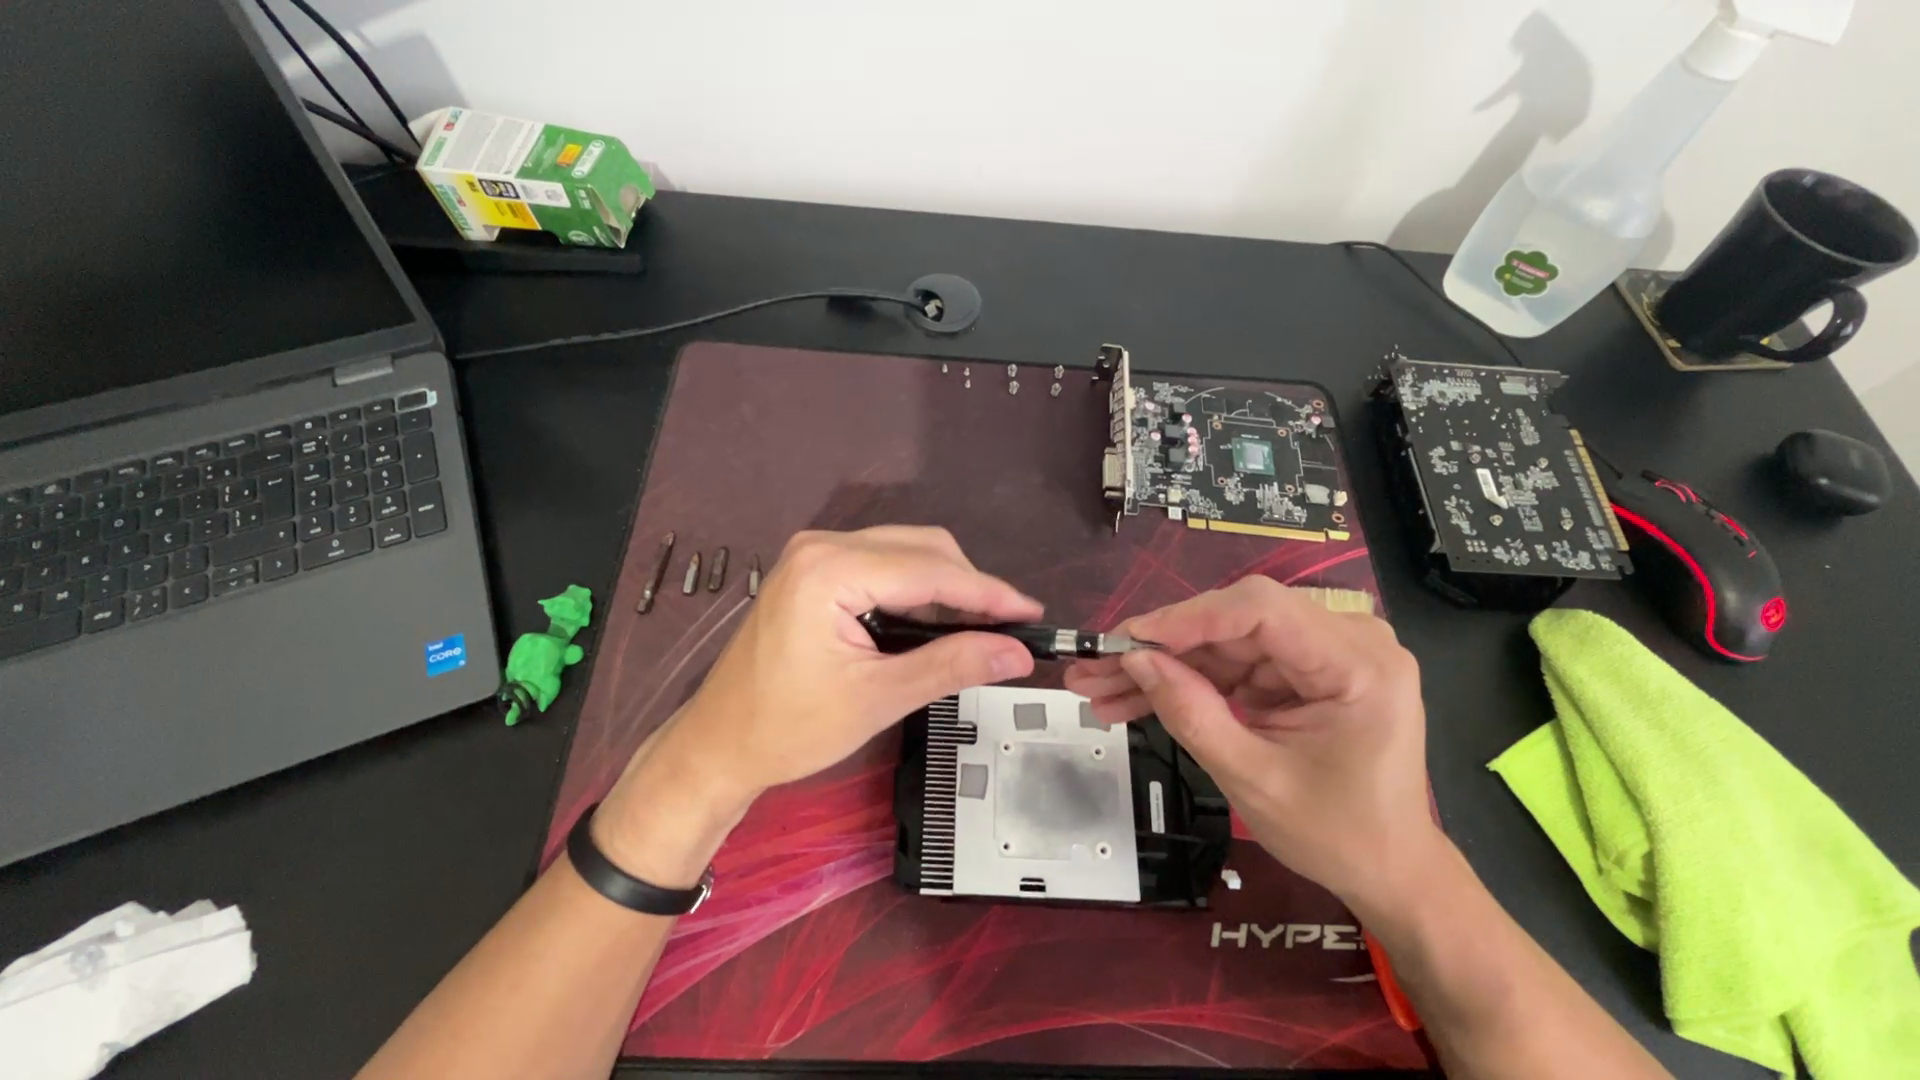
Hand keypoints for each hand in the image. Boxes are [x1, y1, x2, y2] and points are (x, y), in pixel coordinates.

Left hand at [595, 527, 1040, 884]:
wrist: (719, 745)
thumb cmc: (789, 728)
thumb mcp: (879, 698)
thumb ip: (952, 665)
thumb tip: (1017, 653)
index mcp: (830, 570)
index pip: (931, 570)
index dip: (989, 593)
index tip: (1033, 613)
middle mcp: (821, 546)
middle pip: (921, 548)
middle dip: (969, 586)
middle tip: (1008, 630)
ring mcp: (812, 555)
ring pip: (904, 551)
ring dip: (945, 585)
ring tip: (980, 628)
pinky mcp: (812, 570)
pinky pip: (881, 564)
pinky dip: (915, 588)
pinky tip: (936, 620)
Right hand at [1063, 576, 1439, 911]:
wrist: (1388, 869)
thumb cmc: (1336, 835)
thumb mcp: (1253, 779)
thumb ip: (1192, 715)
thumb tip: (1134, 660)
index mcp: (1359, 665)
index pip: (1261, 611)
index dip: (1186, 618)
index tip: (1125, 641)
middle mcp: (1349, 641)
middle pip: (1236, 622)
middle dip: (1162, 647)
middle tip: (1094, 670)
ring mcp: (1326, 652)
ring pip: (1225, 641)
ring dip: (1164, 666)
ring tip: (1099, 689)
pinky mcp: (1304, 668)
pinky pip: (1234, 662)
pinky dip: (1188, 681)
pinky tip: (1136, 696)